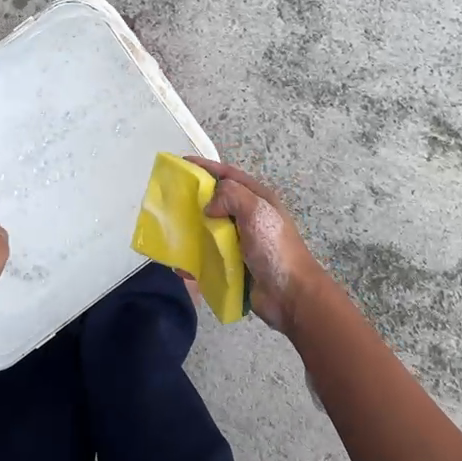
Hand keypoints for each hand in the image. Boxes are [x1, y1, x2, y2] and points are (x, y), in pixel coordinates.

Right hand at [187, 156, 327, 333]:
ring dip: (192, 230)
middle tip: (171, 199)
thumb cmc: (274, 248)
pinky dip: (194, 260)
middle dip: (196, 199)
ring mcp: (241, 243)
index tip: (183, 164)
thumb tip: (208, 206)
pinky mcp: (234, 267)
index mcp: (258, 199)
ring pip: (210, 230)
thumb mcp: (256, 210)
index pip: (229, 175)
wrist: (290, 296)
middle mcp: (249, 218)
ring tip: (170, 231)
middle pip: (217, 202)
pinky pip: (209, 258)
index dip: (207, 167)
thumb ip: (231, 195)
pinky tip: (180, 264)